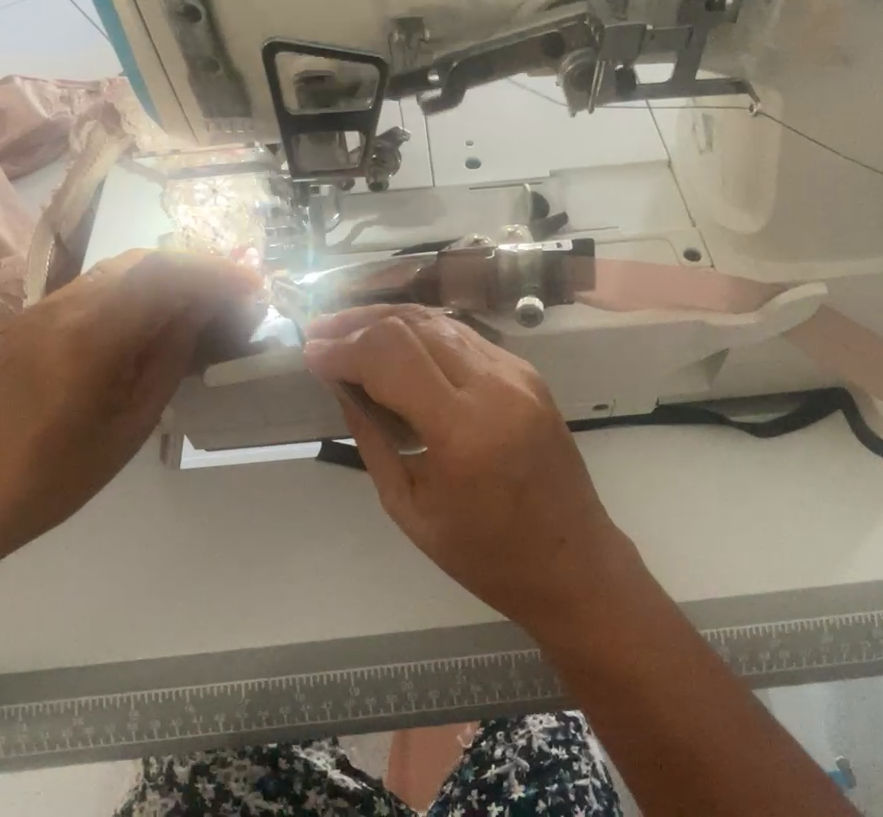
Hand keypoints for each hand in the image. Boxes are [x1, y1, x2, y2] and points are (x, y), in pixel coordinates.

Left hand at [0, 250, 260, 556]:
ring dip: (166, 274)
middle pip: (144, 259)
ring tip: (202, 299)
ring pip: (118, 267)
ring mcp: (43, 306)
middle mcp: (66, 305)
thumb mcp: (135, 418)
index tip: (253, 286)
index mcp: (94, 333)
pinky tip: (154, 316)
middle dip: (195, 266)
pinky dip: (136, 288)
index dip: (217, 274)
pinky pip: (95, 286)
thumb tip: (205, 308)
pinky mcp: (32, 316)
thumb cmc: (64, 471)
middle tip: (232, 288)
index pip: (169, 277)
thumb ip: (171, 354)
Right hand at [302, 305, 643, 635]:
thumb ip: (372, 439)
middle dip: (358, 323)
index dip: (343, 348)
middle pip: (413, 326)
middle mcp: (495, 387)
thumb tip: (341, 386)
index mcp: (464, 430)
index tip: (309, 354)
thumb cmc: (485, 555)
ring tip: (347, 330)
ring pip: (441, 320)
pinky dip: (423, 333)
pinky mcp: (528, 374)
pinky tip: (394, 344)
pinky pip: (465, 337)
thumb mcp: (409, 508)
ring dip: (389, 320)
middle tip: (319, 334)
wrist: (572, 562)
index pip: (391, 356)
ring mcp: (517, 375)